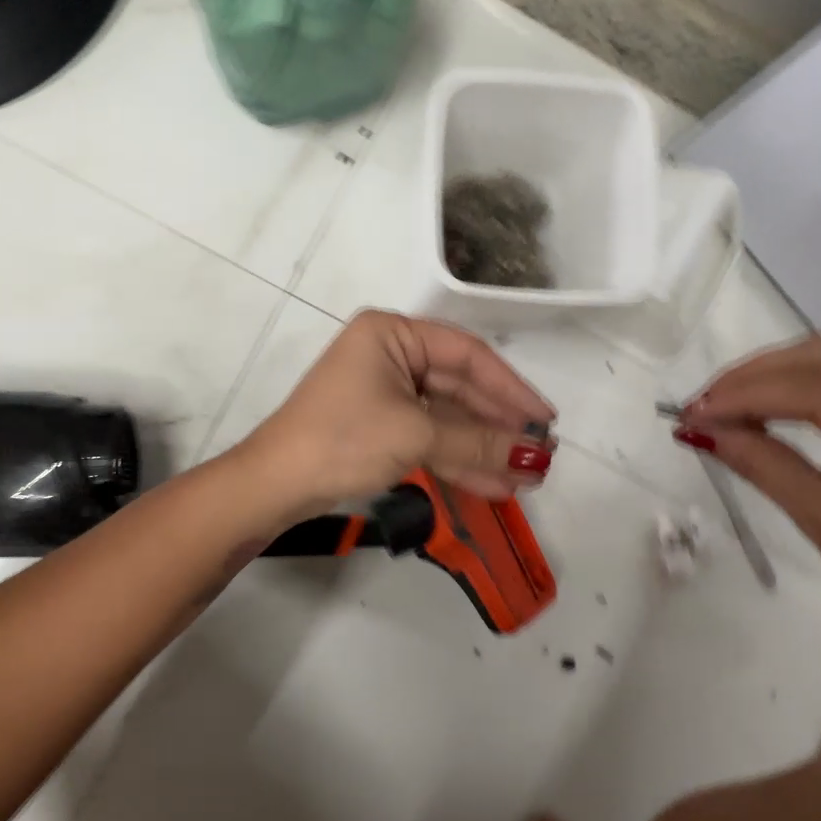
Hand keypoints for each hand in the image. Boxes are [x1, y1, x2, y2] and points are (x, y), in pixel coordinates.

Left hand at [238, 311, 555, 516]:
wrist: (276, 484)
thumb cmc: (344, 441)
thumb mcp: (415, 437)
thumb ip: (478, 443)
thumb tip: (534, 456)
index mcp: (392, 334)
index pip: (468, 355)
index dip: (511, 389)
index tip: (545, 422)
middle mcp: (389, 355)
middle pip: (459, 388)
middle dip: (498, 427)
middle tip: (539, 457)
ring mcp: (382, 393)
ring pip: (446, 419)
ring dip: (483, 450)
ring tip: (525, 482)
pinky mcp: (377, 427)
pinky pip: (427, 439)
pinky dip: (457, 461)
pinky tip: (492, 487)